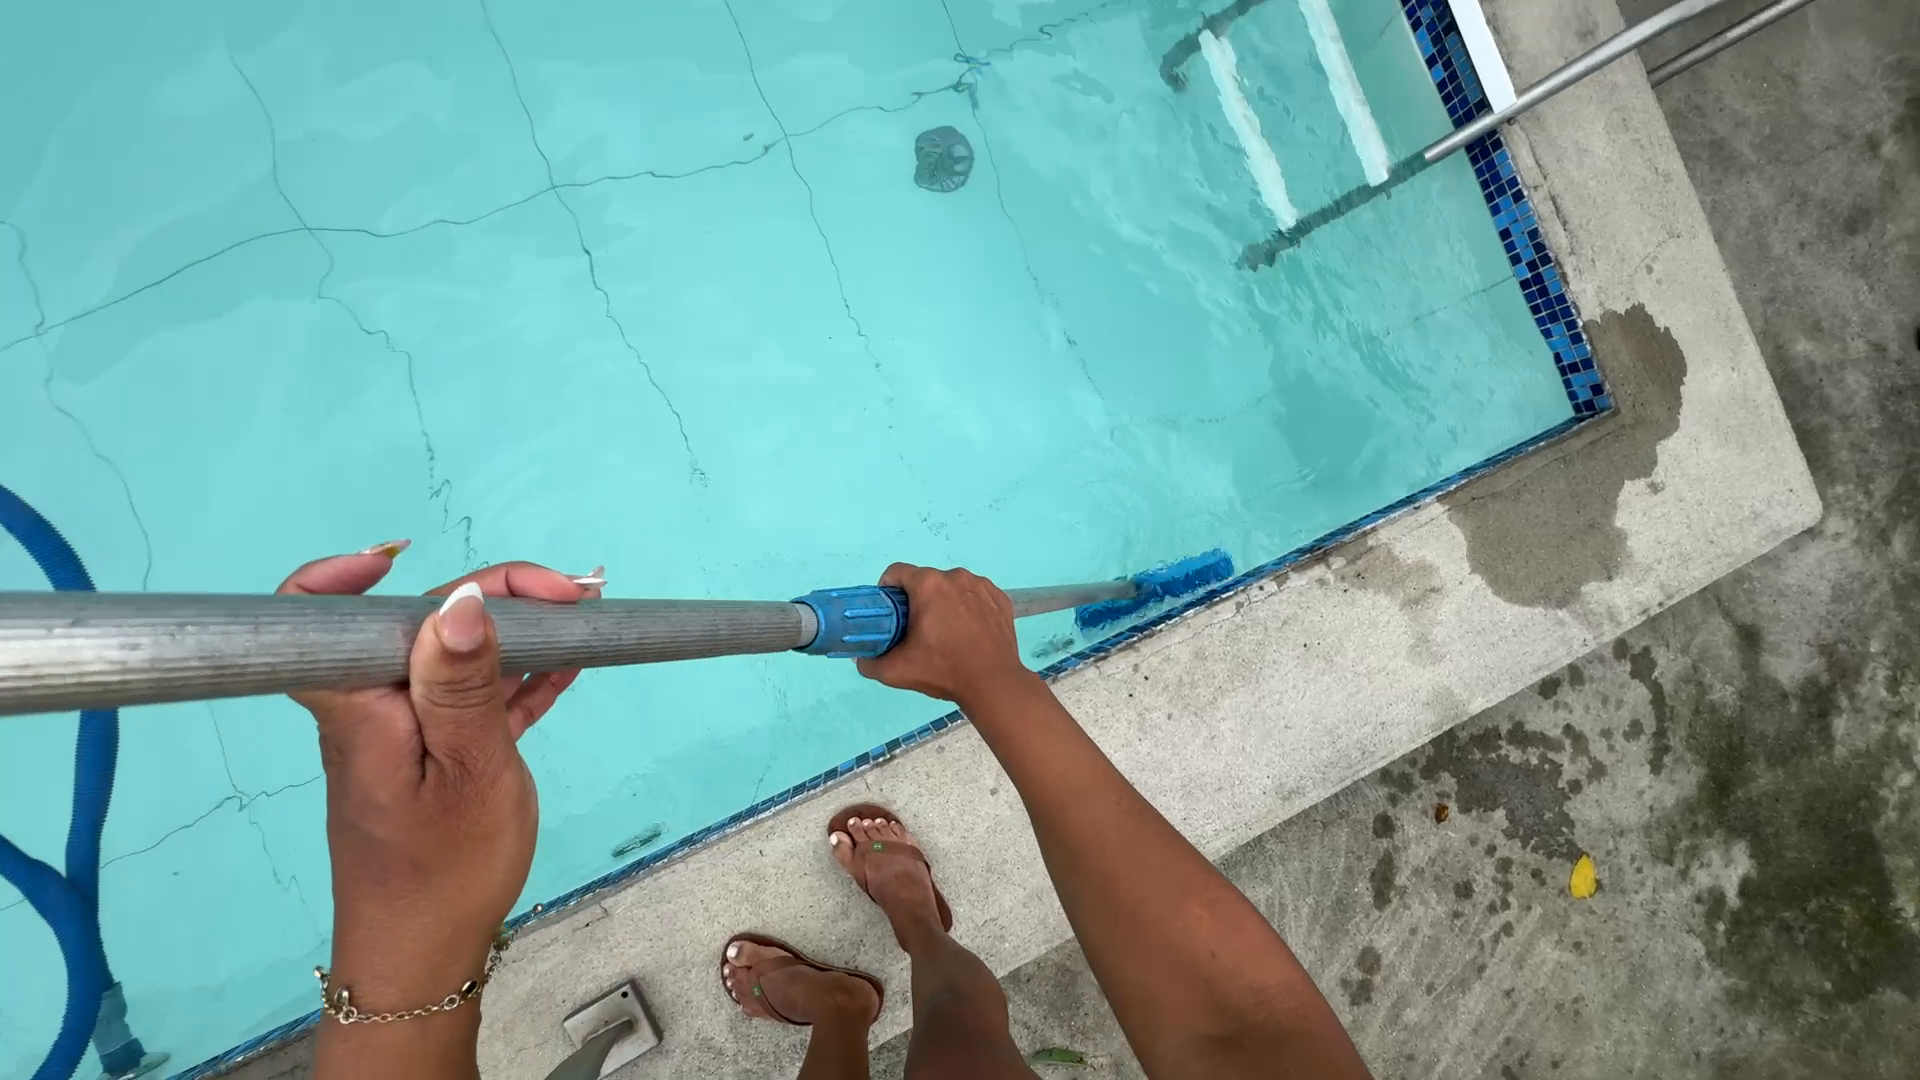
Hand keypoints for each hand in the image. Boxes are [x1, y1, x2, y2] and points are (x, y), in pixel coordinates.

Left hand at [279, 548, 599, 1010]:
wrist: (431, 950)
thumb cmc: (445, 864)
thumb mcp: (468, 770)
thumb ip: (463, 685)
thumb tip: (460, 597)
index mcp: (365, 704)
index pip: (318, 621)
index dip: (341, 576)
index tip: (402, 552)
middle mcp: (384, 705)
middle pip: (427, 624)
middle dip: (499, 593)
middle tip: (577, 594)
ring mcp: (421, 728)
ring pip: (467, 656)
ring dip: (527, 629)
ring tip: (589, 613)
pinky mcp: (453, 750)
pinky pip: (490, 695)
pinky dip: (530, 673)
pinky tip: (572, 661)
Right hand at [854, 563, 1033, 705]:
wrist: (993, 683)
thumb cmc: (944, 670)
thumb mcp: (897, 671)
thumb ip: (870, 663)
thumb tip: (861, 658)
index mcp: (928, 585)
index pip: (896, 572)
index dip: (888, 590)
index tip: (891, 612)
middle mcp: (956, 576)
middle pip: (926, 581)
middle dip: (917, 600)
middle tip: (918, 629)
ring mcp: (982, 585)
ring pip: (952, 587)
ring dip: (944, 602)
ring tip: (946, 632)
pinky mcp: (1001, 598)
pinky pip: (976, 595)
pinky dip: (969, 607)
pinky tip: (970, 630)